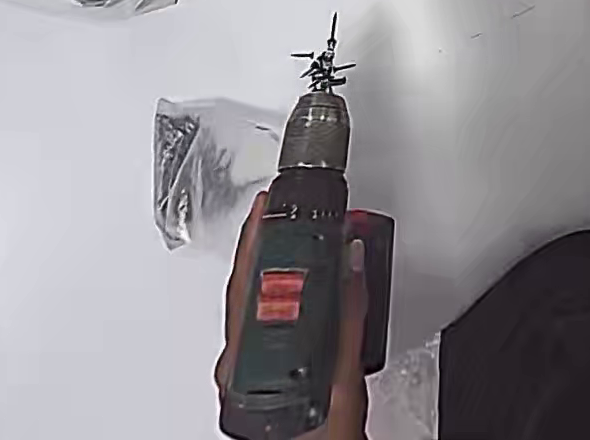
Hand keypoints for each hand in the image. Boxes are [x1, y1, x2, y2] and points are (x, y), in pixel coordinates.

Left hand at [215, 192, 369, 439]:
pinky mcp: (254, 373)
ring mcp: (243, 368)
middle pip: (243, 286)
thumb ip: (351, 317)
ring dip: (263, 262)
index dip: (255, 237)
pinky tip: (286, 277)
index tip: (265, 206)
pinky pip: (255, 318)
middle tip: (270, 206)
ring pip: (246, 302)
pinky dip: (270, 288)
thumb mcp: (345, 383)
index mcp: (250, 362)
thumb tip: (351, 261)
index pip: (247, 282)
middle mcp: (238, 363)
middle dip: (257, 241)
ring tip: (278, 231)